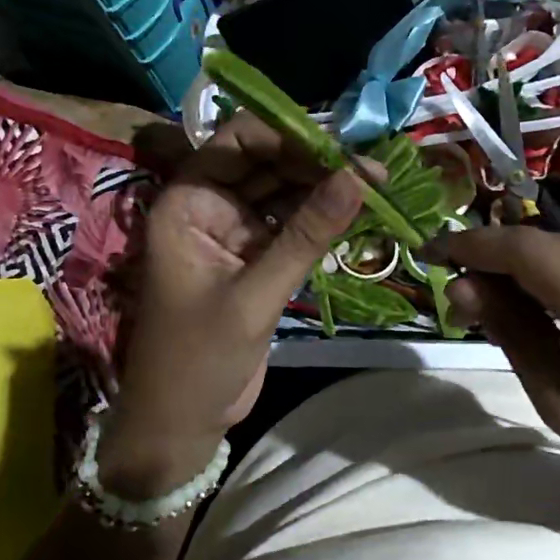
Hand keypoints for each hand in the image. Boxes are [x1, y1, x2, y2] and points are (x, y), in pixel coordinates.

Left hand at [106, 112, 364, 496]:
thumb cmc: (199, 359)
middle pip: (267, 163)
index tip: (342, 145)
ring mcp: (235, 232)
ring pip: (284, 192)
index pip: (238, 143)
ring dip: (325, 188)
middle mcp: (210, 206)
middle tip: (374, 169)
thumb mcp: (254, 296)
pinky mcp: (256, 257)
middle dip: (317, 162)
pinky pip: (293, 224)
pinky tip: (358, 213)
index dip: (288, 136)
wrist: (182, 423)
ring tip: (377, 187)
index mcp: (188, 203)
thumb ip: (306, 235)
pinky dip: (322, 218)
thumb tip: (358, 178)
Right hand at [432, 227, 559, 517]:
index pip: (534, 254)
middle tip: (457, 286)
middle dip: (495, 254)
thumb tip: (461, 286)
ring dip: (523, 261)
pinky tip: (535, 298)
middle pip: (550, 243)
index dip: (477, 246)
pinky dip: (554, 269)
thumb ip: (513, 335)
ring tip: (489, 294)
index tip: (433, 252)